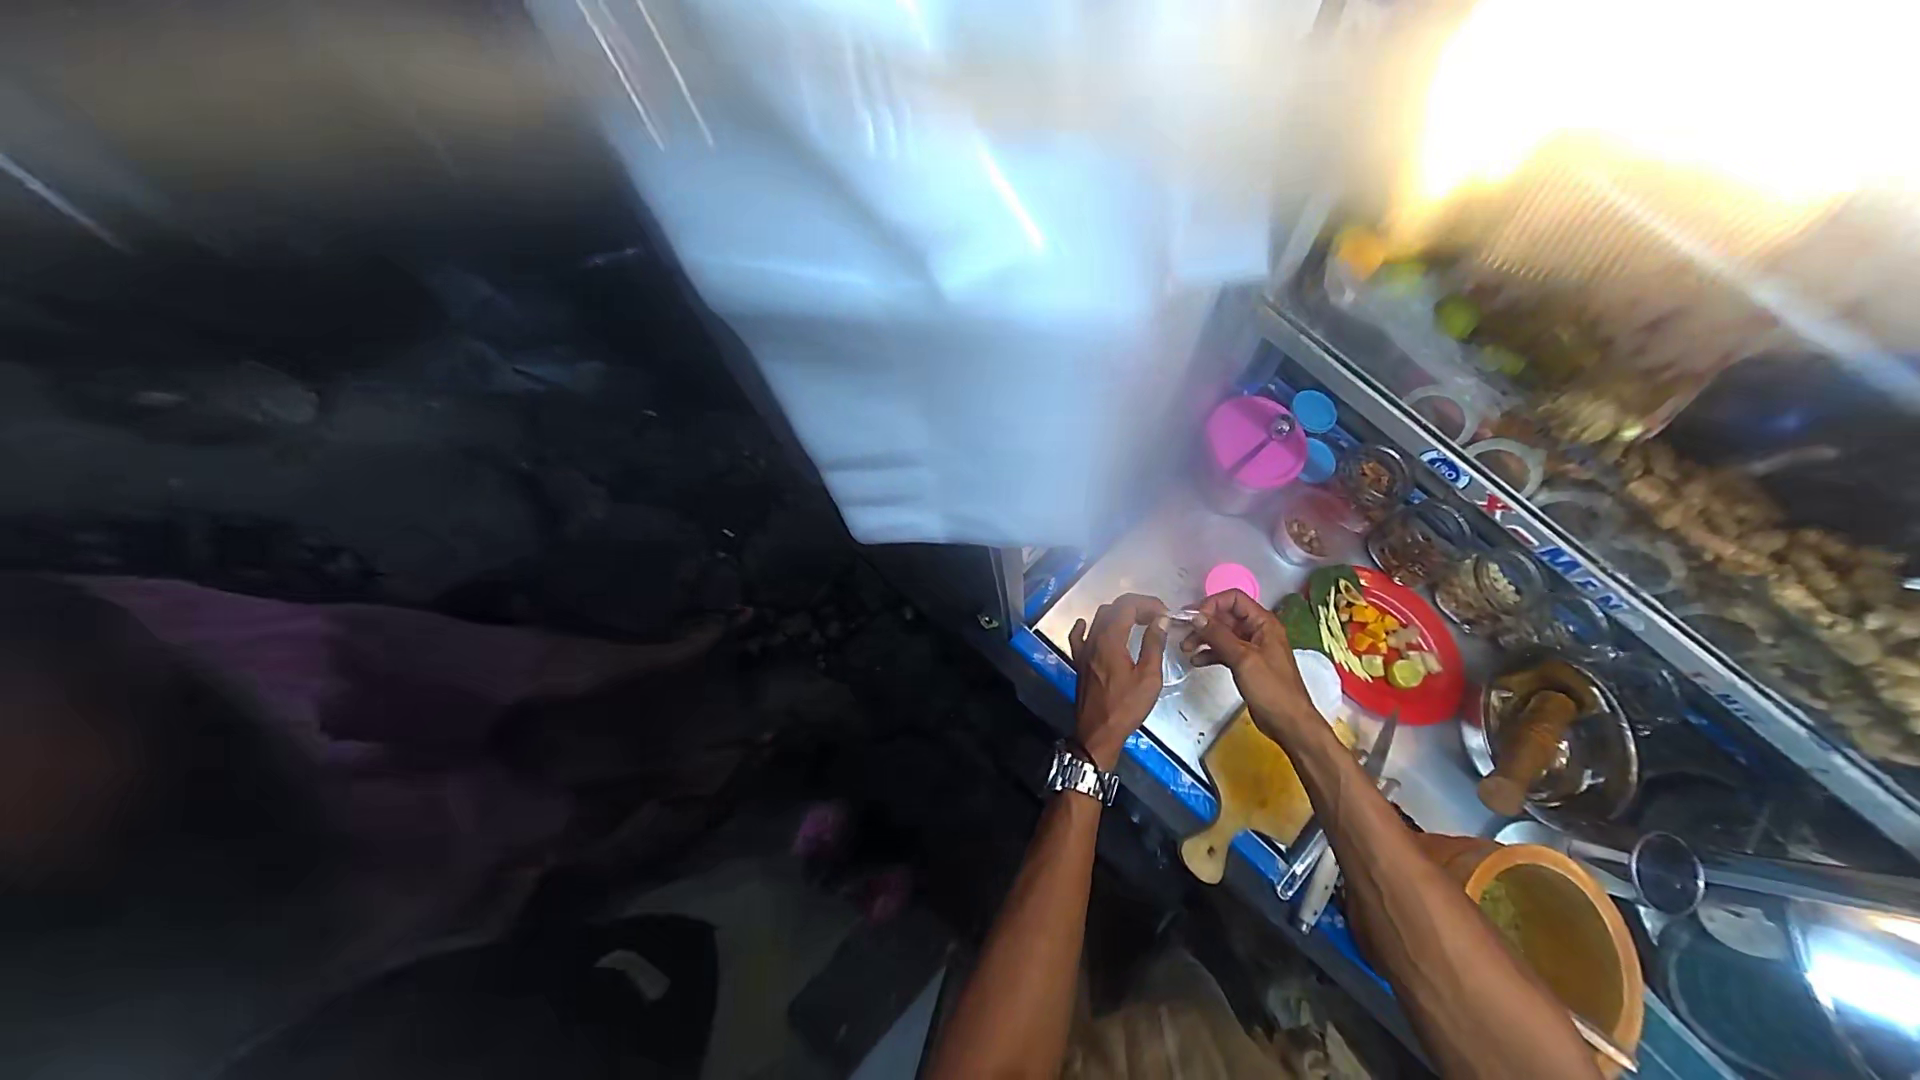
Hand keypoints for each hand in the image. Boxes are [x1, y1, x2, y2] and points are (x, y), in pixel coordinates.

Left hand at [1068, 594, 1167, 769]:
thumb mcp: (1149, 677)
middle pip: (1113, 609)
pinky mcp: (1079, 661)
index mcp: (1110, 640)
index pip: (1127, 606)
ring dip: (1119, 614)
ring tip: (1139, 622)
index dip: (1147, 603)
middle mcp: (1093, 639)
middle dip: (1137, 607)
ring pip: (1098, 618)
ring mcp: (1083, 649)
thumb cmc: (1126, 707)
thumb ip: (1153, 644)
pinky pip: (1080, 636)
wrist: (1098, 731)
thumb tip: (1160, 620)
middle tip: (1157, 617)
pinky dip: (1088, 626)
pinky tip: (1092, 626)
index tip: (1164, 613)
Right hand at [1181, 589, 1317, 738]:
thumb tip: (1196, 617)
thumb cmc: (1272, 689)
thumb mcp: (1243, 658)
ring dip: (1203, 638)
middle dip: (1203, 623)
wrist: (1288, 722)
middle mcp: (1257, 631)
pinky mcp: (1245, 663)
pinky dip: (1209, 653)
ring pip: (1222, 633)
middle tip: (1184, 633)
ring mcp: (1251, 647)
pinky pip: (1223, 650)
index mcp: (1263, 623)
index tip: (1193, 618)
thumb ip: (1218, 635)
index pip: (1234, 599)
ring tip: (1186, 649)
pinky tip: (1197, 661)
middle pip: (1225, 616)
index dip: (1212, 604)